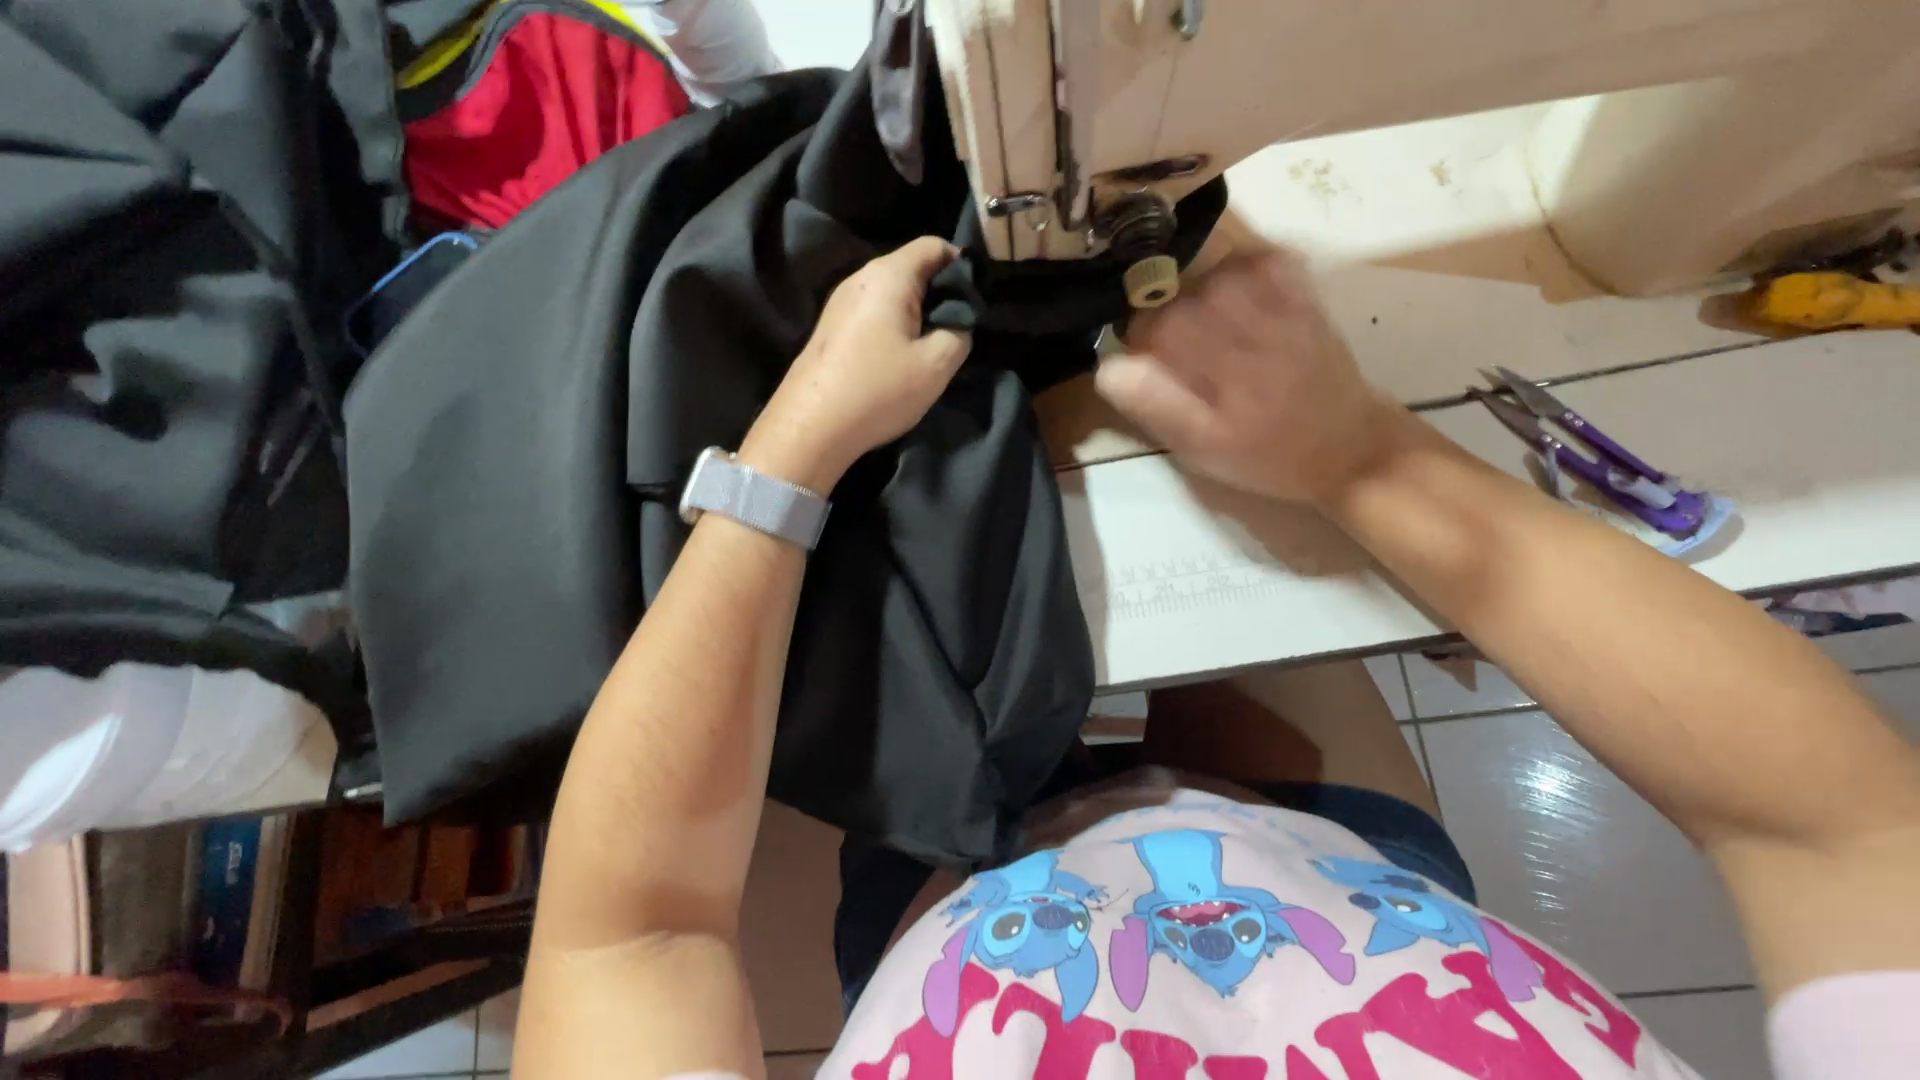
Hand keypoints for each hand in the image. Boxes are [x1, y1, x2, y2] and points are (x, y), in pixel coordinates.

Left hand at [739, 237, 971, 490]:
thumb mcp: (937, 365)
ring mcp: (841, 303)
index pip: (934, 245)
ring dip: (917, 315)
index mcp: (889, 275)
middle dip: (940, 294)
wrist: (810, 428)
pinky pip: (873, 313)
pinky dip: (893, 327)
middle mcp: (860, 277)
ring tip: (931, 349)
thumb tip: (958, 322)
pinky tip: (899, 360)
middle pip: (912, 268)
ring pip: (892, 294)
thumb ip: (960, 332)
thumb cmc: (878, 390)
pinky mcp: (831, 328)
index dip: (962, 266)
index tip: (976, 300)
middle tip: (959, 330)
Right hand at [1094, 250, 1406, 504]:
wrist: (1348, 446)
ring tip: (1214, 331)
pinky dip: (1240, 270)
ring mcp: (1276, 298)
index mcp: (1215, 365)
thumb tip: (1109, 367)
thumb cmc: (1265, 455)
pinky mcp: (1301, 287)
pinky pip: (1255, 256)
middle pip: (1174, 293)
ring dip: (1199, 294)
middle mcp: (1243, 321)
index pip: (1146, 324)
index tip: (1154, 370)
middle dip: (1169, 320)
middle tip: (1189, 358)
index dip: (1141, 346)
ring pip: (1208, 269)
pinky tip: (1242, 303)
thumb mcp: (1201, 448)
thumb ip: (1154, 404)